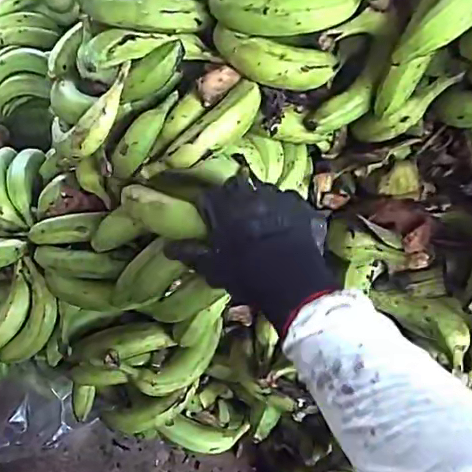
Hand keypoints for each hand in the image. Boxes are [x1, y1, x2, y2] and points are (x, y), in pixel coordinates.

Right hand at [168, 176, 338, 329]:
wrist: (293, 283)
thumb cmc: (246, 275)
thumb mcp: (213, 268)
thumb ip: (190, 254)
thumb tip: (167, 247)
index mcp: (224, 204)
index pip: (207, 197)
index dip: (207, 210)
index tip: (209, 223)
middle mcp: (251, 192)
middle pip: (236, 188)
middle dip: (233, 201)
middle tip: (235, 222)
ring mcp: (280, 196)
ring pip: (265, 193)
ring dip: (261, 204)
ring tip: (262, 226)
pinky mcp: (303, 206)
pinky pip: (290, 204)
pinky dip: (286, 214)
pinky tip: (286, 231)